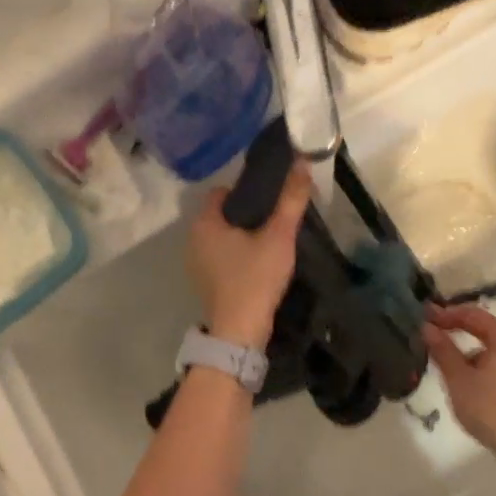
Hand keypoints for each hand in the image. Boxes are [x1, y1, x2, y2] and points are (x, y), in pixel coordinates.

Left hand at [186, 160, 312, 348]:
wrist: (240, 331)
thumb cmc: (255, 279)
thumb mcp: (279, 236)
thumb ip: (291, 200)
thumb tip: (302, 164)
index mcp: (204, 222)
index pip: (222, 192)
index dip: (247, 191)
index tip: (271, 200)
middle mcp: (193, 239)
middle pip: (222, 214)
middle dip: (247, 214)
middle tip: (276, 220)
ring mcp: (196, 263)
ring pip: (222, 237)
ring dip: (243, 236)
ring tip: (270, 241)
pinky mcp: (205, 282)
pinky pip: (222, 257)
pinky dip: (237, 256)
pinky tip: (258, 264)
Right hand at [422, 305, 495, 465]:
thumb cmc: (493, 410)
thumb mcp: (460, 381)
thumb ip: (443, 351)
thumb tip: (427, 327)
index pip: (470, 314)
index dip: (444, 314)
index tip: (421, 317)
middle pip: (482, 330)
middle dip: (455, 333)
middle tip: (429, 339)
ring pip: (490, 350)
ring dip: (467, 354)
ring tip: (444, 367)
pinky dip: (479, 366)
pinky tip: (466, 384)